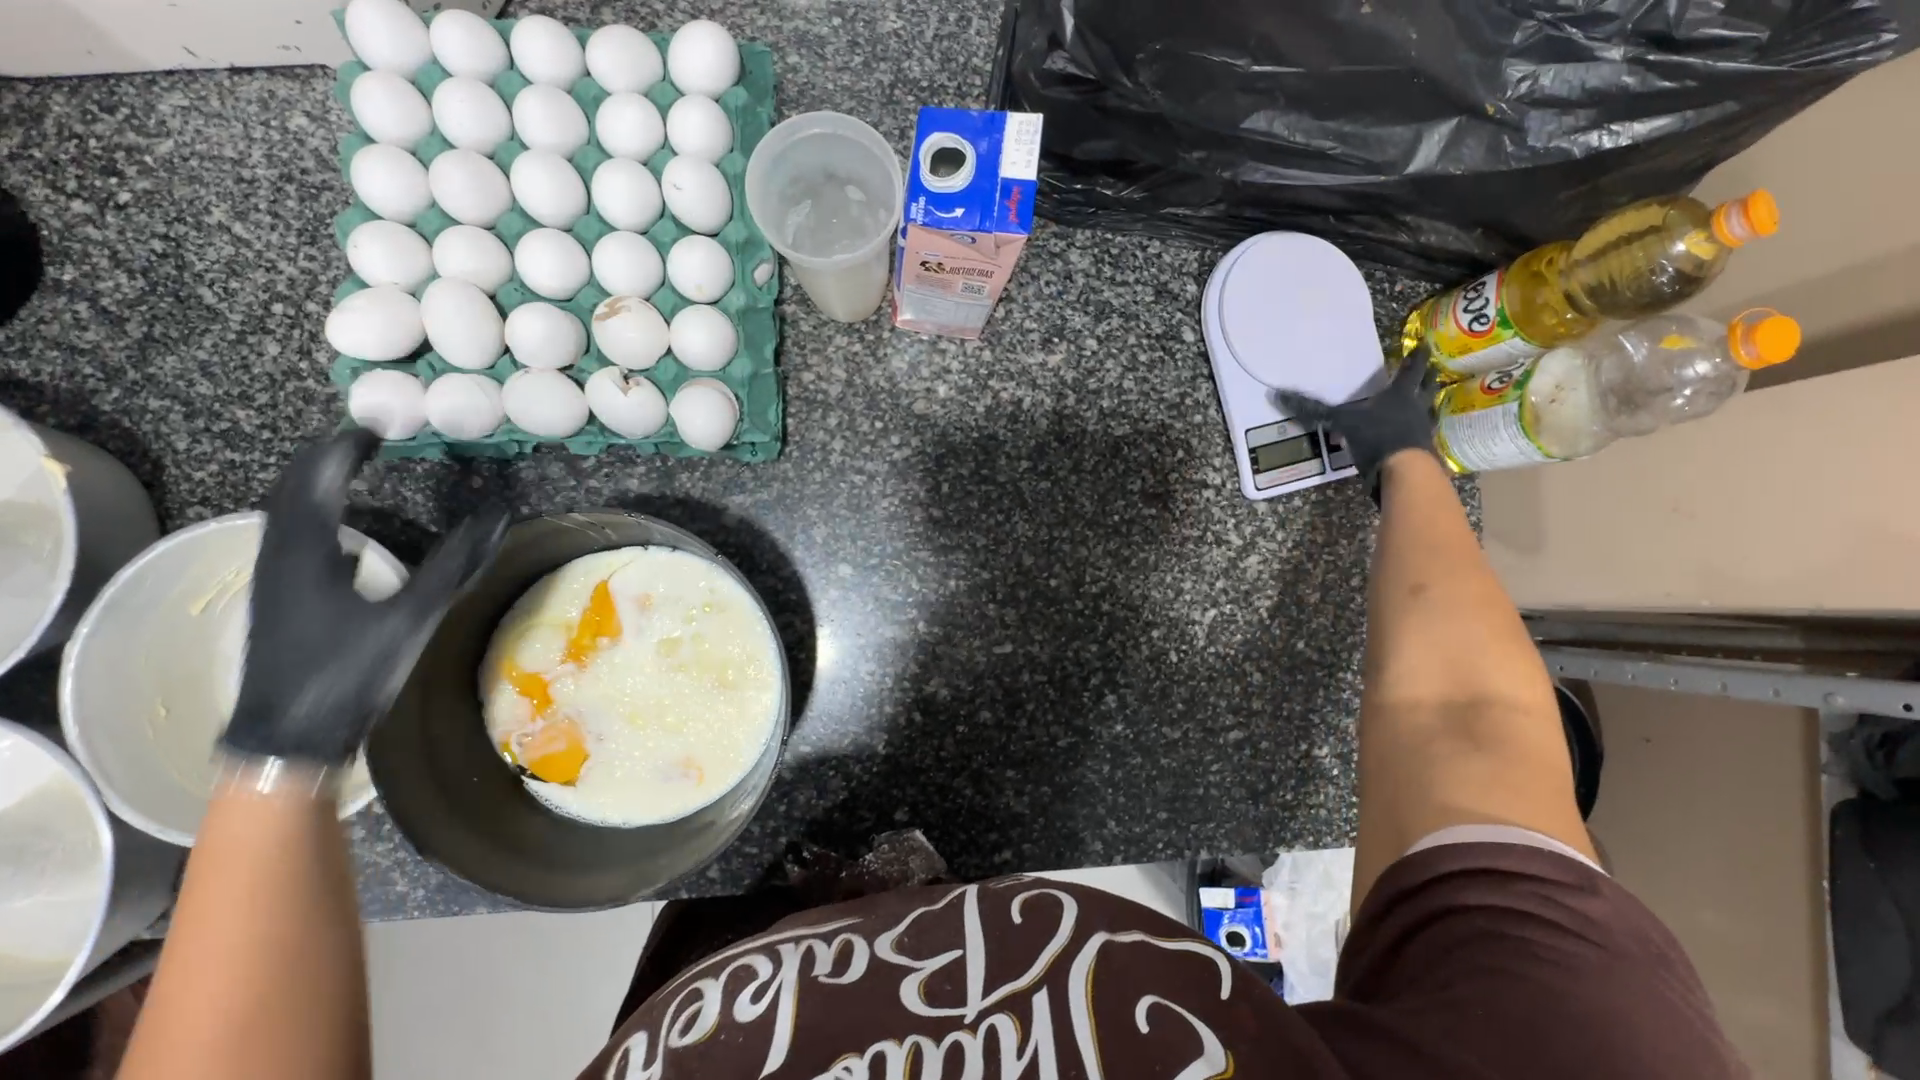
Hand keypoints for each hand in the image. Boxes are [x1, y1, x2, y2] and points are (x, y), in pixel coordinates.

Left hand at [221, 430, 508, 768]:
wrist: (288, 735)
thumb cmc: (347, 671)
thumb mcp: (411, 617)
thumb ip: (454, 566)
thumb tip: (497, 517)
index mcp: (306, 549)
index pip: (320, 477)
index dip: (346, 447)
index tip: (377, 427)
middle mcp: (280, 553)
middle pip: (293, 487)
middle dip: (325, 458)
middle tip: (362, 440)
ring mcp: (273, 577)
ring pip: (288, 512)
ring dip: (316, 485)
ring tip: (350, 472)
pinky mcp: (279, 598)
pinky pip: (292, 537)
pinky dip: (315, 516)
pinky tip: (342, 537)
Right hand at [1271, 346, 1440, 488]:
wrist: (1405, 473)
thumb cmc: (1376, 438)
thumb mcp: (1341, 422)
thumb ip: (1314, 410)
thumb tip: (1279, 395)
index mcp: (1400, 395)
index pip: (1411, 369)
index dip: (1416, 356)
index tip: (1423, 345)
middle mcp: (1417, 408)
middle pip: (1428, 388)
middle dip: (1429, 378)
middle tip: (1430, 371)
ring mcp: (1424, 430)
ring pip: (1429, 411)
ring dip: (1427, 405)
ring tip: (1423, 404)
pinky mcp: (1424, 452)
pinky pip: (1422, 436)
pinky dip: (1417, 433)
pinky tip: (1410, 437)